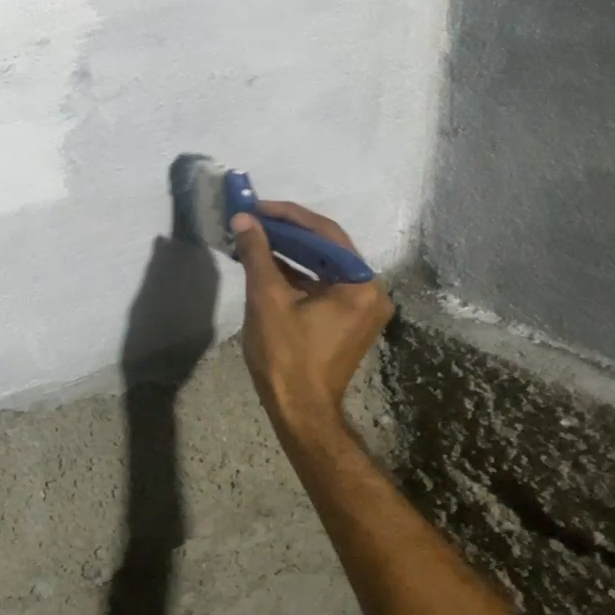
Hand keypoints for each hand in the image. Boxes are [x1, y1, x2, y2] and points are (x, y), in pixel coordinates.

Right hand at [232, 201, 393, 433]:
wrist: (300, 407)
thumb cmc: (285, 353)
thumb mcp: (266, 298)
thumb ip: (257, 253)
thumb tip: (244, 219)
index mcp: (360, 285)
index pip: (326, 234)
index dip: (288, 216)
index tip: (256, 207)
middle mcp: (370, 292)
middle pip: (327, 248)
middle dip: (288, 231)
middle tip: (253, 220)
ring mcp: (361, 308)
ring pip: (323, 265)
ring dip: (289, 251)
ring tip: (254, 238)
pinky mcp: (347, 320)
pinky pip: (322, 284)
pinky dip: (295, 272)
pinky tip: (266, 264)